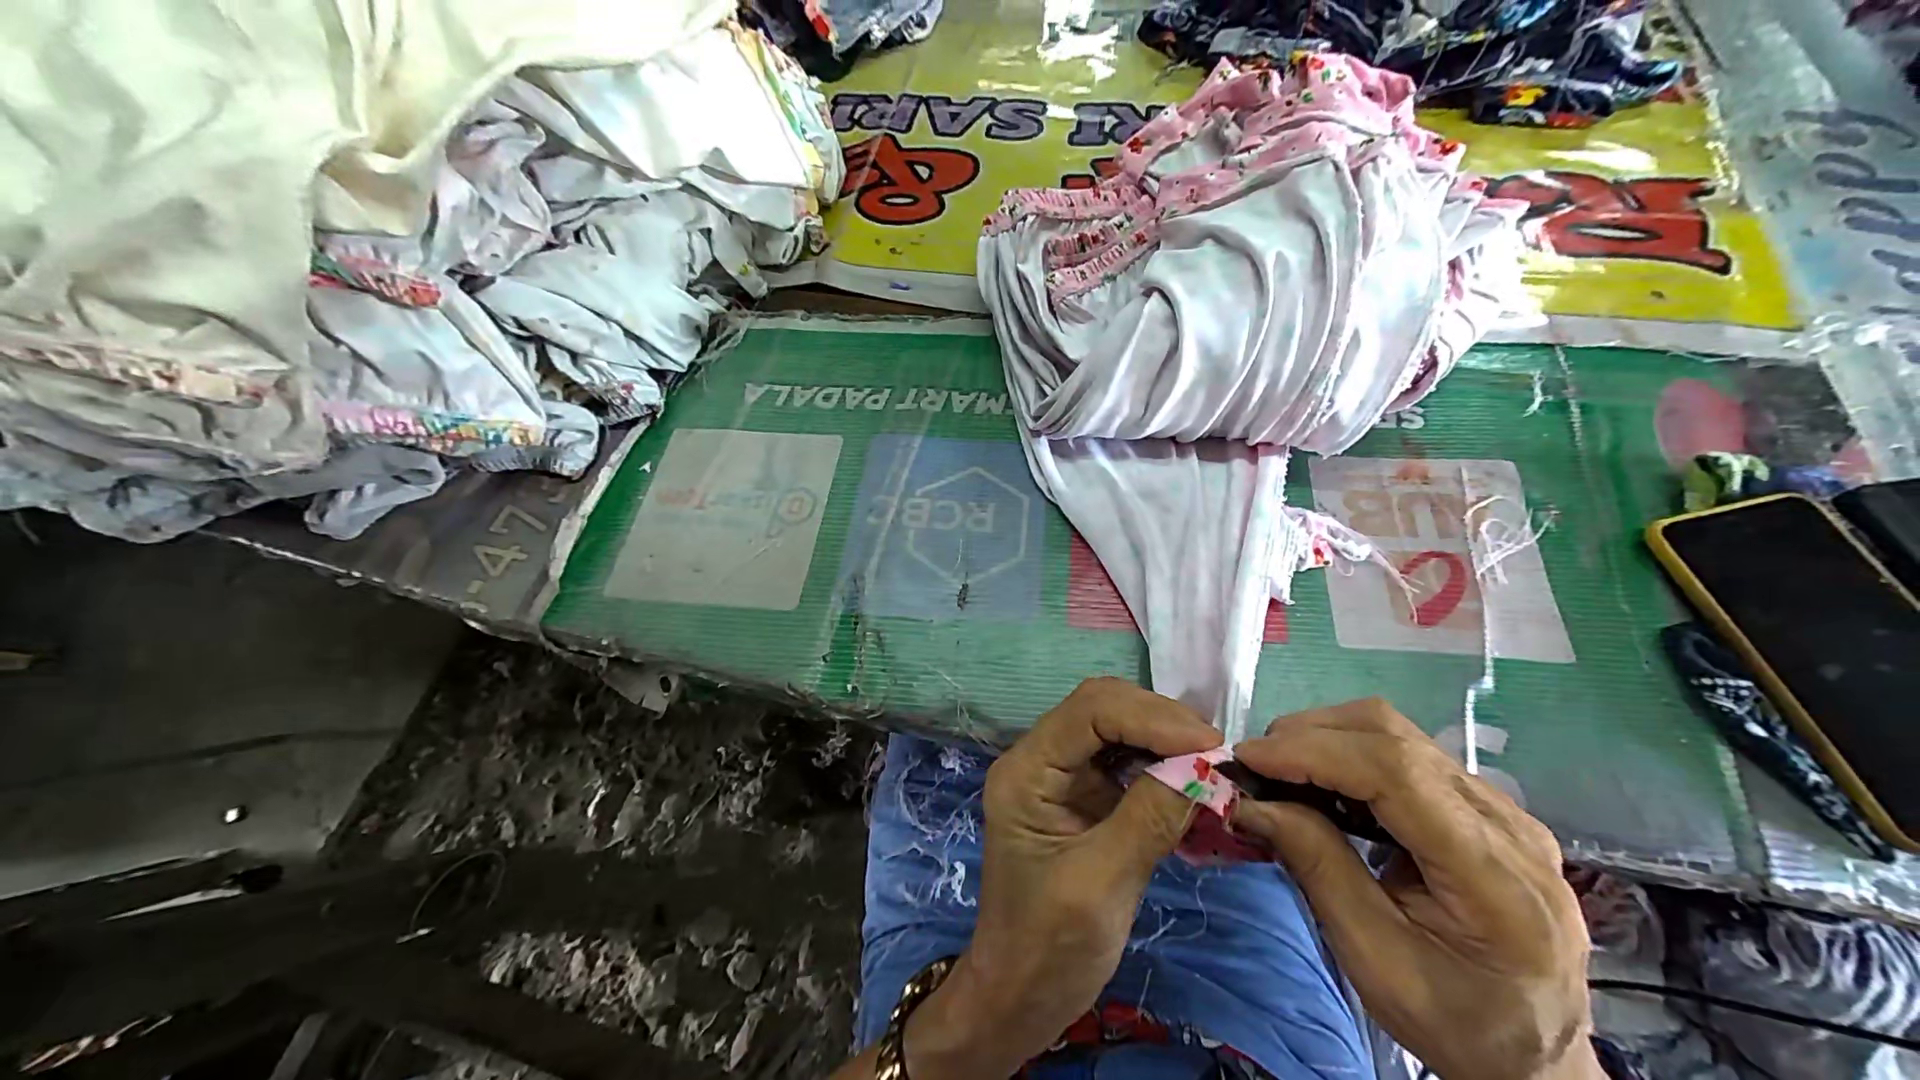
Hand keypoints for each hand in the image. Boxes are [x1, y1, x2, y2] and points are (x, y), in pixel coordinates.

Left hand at [905, 678, 1221, 1079]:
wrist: (1021, 995)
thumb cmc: (1050, 946)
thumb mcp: (1102, 883)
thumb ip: (1150, 817)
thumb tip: (1203, 766)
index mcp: (1026, 772)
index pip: (1089, 711)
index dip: (1150, 717)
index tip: (1208, 745)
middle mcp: (1039, 760)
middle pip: (1101, 709)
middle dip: (1160, 722)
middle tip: (1216, 752)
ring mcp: (1061, 776)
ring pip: (1116, 728)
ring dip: (1164, 738)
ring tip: (1211, 762)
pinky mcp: (1083, 796)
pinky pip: (1124, 761)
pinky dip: (1159, 763)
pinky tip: (1189, 778)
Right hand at [1231, 699, 1602, 1079]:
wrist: (1535, 1055)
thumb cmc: (1454, 1021)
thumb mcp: (1374, 960)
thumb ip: (1318, 868)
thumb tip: (1252, 802)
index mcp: (1495, 878)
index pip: (1397, 773)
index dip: (1314, 752)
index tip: (1248, 758)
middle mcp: (1508, 824)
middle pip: (1394, 736)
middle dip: (1309, 736)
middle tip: (1254, 767)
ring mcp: (1502, 809)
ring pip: (1396, 732)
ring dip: (1324, 738)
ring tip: (1280, 773)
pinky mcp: (1484, 806)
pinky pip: (1404, 752)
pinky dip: (1346, 753)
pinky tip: (1320, 784)